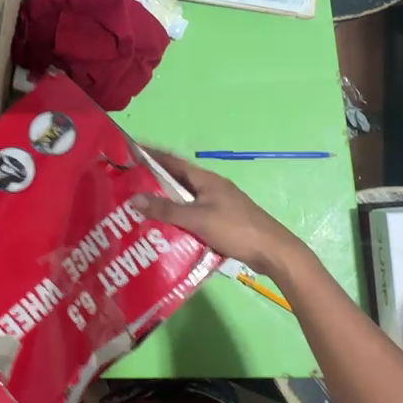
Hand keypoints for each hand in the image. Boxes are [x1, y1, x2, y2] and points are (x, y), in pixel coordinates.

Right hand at [133, 152, 319, 283]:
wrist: (274, 252)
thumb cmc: (236, 229)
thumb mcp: (197, 219)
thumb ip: (166, 210)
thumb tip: (134, 198)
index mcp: (206, 179)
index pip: (173, 161)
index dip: (152, 155)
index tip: (131, 150)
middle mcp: (211, 187)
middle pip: (178, 180)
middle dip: (154, 180)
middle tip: (128, 185)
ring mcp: (218, 204)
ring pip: (185, 199)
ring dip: (166, 201)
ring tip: (141, 208)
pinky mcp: (222, 220)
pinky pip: (193, 214)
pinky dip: (178, 217)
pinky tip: (166, 229)